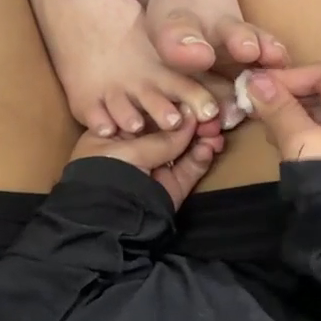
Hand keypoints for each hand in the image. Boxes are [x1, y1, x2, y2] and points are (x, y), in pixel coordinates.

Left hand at [72, 119, 225, 208]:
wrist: (106, 221)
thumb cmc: (105, 175)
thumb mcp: (127, 150)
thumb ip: (161, 138)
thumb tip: (191, 120)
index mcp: (114, 135)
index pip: (147, 115)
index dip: (170, 107)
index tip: (192, 99)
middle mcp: (134, 150)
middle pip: (169, 131)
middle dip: (191, 122)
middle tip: (212, 115)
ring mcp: (153, 170)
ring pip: (183, 150)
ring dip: (202, 139)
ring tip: (216, 132)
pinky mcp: (169, 188)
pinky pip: (189, 170)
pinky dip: (201, 159)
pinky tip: (211, 148)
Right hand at [240, 65, 320, 162]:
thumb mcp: (301, 140)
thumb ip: (278, 108)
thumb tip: (253, 81)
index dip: (290, 77)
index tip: (258, 85)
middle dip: (292, 97)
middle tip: (259, 104)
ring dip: (297, 114)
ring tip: (268, 125)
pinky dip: (310, 129)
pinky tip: (285, 139)